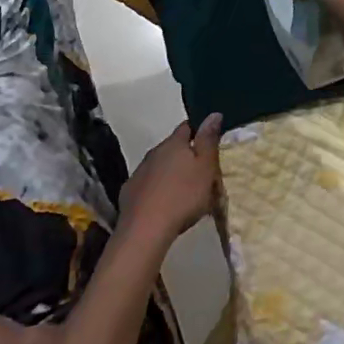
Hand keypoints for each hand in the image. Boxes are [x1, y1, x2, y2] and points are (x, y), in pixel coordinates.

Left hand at [119, 115, 222, 242]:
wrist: (145, 230)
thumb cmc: (183, 196)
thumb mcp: (206, 167)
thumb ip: (209, 140)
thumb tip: (214, 114)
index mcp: (174, 143)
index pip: (188, 127)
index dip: (199, 131)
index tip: (209, 143)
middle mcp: (154, 152)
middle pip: (173, 147)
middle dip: (186, 156)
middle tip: (201, 173)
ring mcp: (139, 171)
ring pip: (160, 166)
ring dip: (171, 173)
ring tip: (184, 191)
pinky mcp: (129, 192)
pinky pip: (148, 184)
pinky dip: (157, 188)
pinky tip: (163, 203)